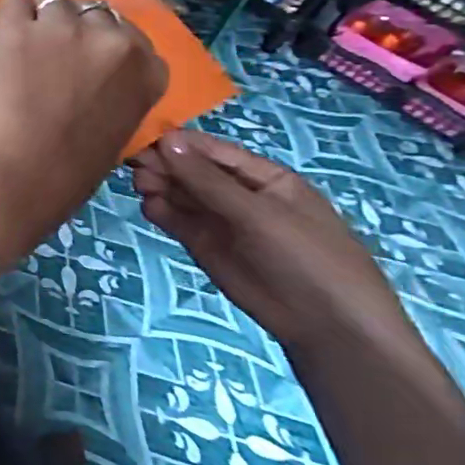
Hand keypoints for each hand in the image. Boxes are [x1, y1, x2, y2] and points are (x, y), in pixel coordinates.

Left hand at [0, 0, 167, 266]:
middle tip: (48, 45)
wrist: (24, 167)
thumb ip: (114, 91)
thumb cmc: (71, 165)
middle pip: (92, 12)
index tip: (83, 52)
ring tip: (23, 34)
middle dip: (71, 25)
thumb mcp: (117, 126)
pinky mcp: (21, 29)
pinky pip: (13, 4)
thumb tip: (90, 77)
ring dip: (39, 13)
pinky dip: (8, 16)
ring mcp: (66, 29)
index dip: (101, 39)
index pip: (129, 33)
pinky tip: (2, 35)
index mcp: (148, 69)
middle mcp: (113, 40)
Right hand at [132, 130, 413, 354]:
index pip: (212, 150)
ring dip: (157, 184)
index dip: (178, 143)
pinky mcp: (202, 242)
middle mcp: (237, 193)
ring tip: (142, 186)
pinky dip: (158, 209)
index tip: (143, 138)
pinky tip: (151, 207)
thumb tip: (166, 140)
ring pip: (178, 192)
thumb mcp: (260, 214)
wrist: (328, 326)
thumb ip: (208, 179)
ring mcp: (218, 218)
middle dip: (163, 164)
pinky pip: (174, 218)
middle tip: (136, 165)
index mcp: (262, 177)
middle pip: (190, 169)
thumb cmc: (308, 258)